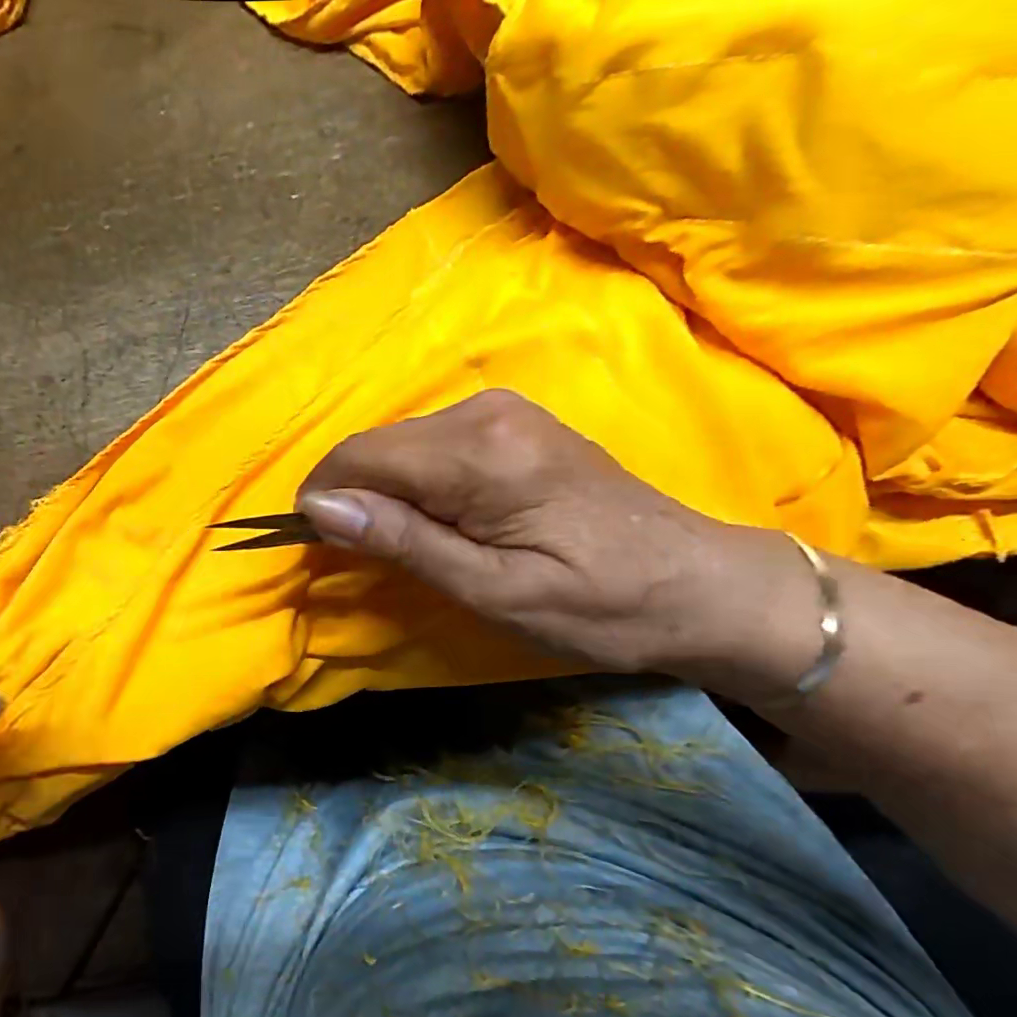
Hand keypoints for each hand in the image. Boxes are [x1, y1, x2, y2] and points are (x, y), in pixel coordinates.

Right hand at [297, 390, 812, 693]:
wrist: (699, 584)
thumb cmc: (600, 606)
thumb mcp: (495, 590)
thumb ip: (405, 542)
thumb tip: (319, 507)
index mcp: (480, 451)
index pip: (361, 456)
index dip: (324, 500)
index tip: (316, 552)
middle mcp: (486, 411)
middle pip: (380, 446)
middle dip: (356, 499)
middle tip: (371, 565)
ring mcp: (506, 411)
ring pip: (406, 445)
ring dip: (388, 495)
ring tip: (414, 551)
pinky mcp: (518, 425)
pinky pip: (438, 446)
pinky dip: (420, 485)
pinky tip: (446, 524)